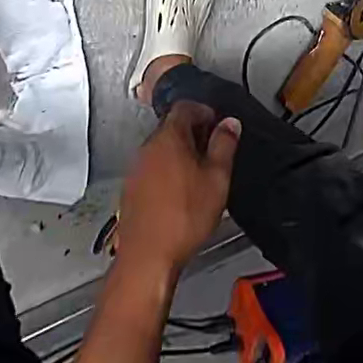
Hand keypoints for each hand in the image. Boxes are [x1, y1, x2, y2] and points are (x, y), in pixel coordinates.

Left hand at [116, 102, 238, 274]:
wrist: (149, 256)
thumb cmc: (182, 219)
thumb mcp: (217, 179)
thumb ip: (224, 145)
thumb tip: (229, 124)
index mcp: (169, 138)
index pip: (184, 107)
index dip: (204, 111)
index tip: (216, 122)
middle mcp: (147, 148)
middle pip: (171, 127)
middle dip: (194, 133)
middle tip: (214, 148)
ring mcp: (136, 169)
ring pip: (161, 149)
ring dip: (180, 153)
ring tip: (201, 175)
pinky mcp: (132, 188)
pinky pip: (152, 169)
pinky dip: (167, 172)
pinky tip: (181, 193)